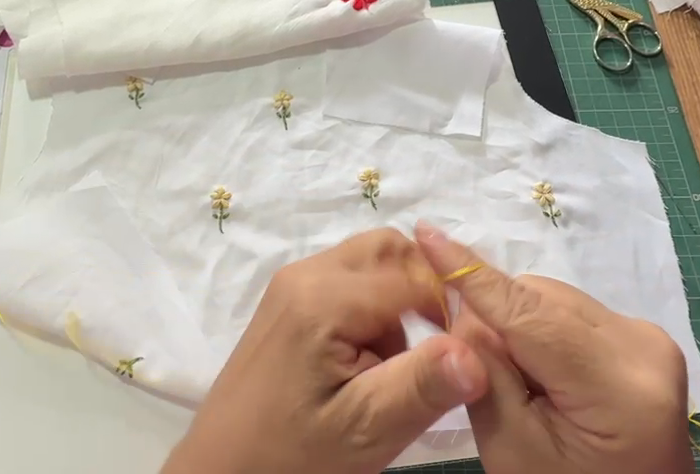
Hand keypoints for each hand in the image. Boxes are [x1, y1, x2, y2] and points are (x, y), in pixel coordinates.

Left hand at [162, 229, 488, 473]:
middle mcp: (306, 272)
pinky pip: (346, 279)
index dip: (448, 306)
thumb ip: (421, 385)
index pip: (411, 275)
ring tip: (391, 367)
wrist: (222, 471)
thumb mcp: (365, 429)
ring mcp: (292, 281)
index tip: (467, 349)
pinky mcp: (288, 298)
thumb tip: (476, 349)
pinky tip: (365, 362)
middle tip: (433, 350)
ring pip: (369, 261)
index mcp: (324, 297)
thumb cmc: (295, 455)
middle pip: (387, 248)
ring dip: (396, 300)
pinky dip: (371, 307)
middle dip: (422, 289)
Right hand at [416, 221, 692, 473]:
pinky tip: (545, 373)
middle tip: (478, 367)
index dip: (473, 273)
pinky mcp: (643, 337)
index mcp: (618, 386)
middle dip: (498, 319)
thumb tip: (461, 302)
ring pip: (551, 298)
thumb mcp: (508, 446)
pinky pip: (570, 310)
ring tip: (523, 382)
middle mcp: (642, 346)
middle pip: (538, 299)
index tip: (426, 231)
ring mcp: (649, 339)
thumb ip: (482, 367)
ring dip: (520, 324)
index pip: (528, 313)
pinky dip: (544, 330)